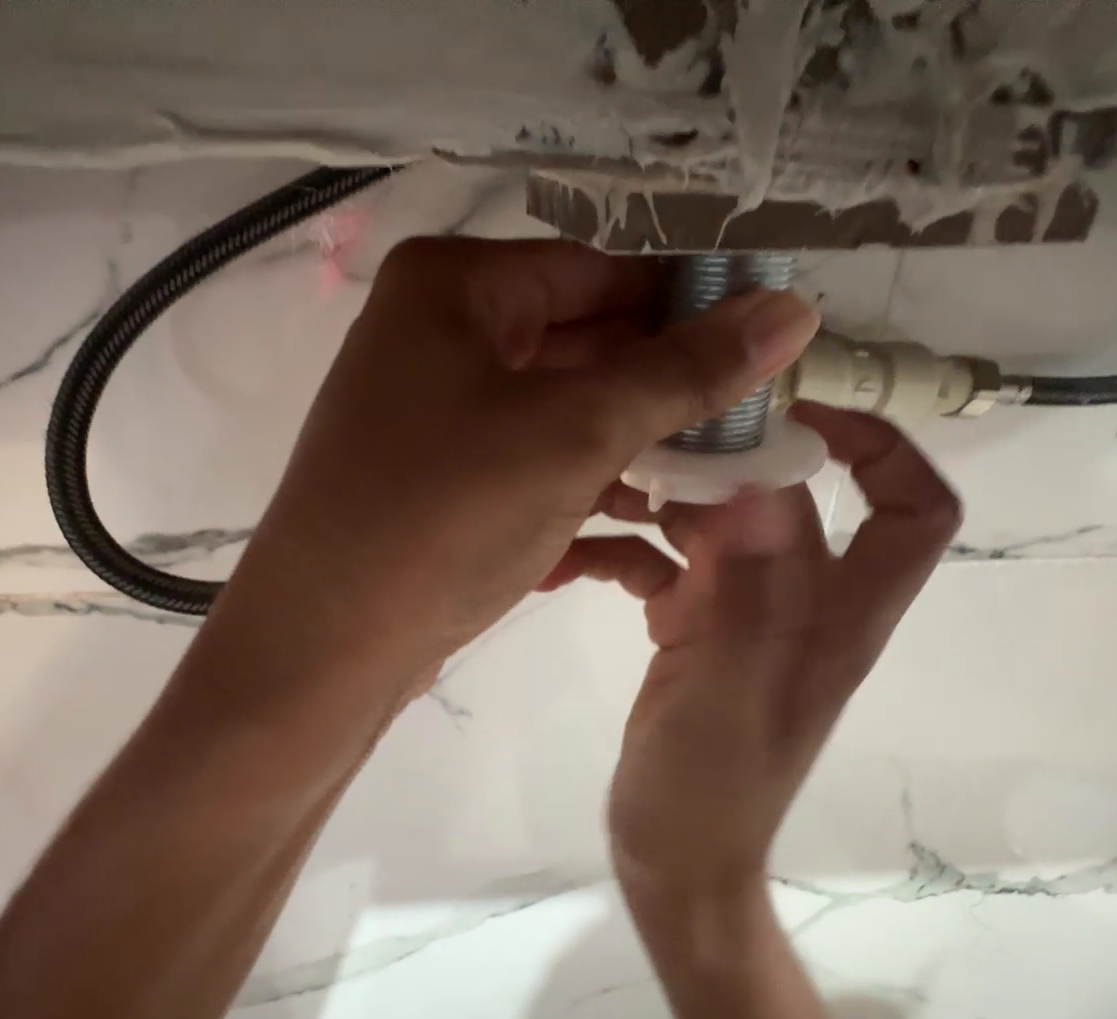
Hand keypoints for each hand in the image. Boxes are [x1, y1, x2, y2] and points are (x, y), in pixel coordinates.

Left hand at [220, 237, 821, 691]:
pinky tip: (647, 524)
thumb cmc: (444, 516)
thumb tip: (792, 307)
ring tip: (721, 482)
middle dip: (666, 390)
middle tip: (759, 426)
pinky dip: (584, 486)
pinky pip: (530, 460)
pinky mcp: (441, 479)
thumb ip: (684, 371)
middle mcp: (438, 335)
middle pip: (583, 343)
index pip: (603, 274)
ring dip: (634, 446)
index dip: (693, 309)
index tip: (777, 347)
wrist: (323, 647)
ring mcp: (435, 411)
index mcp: (455, 288)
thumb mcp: (576, 434)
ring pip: (561, 410)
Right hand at [541, 404, 959, 890]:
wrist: (672, 858)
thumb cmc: (709, 790)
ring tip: (592, 489)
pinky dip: (617, 552)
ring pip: (713, 524)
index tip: (793, 413)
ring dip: (657, 501)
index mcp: (835, 612)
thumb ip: (747, 595)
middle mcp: (798, 601)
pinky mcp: (690, 628)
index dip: (879, 447)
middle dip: (726, 461)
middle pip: (786, 498)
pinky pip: (660, 564)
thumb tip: (763, 485)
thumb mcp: (726, 692)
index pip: (909, 510)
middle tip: (653, 438)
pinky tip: (566, 560)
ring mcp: (740, 614)